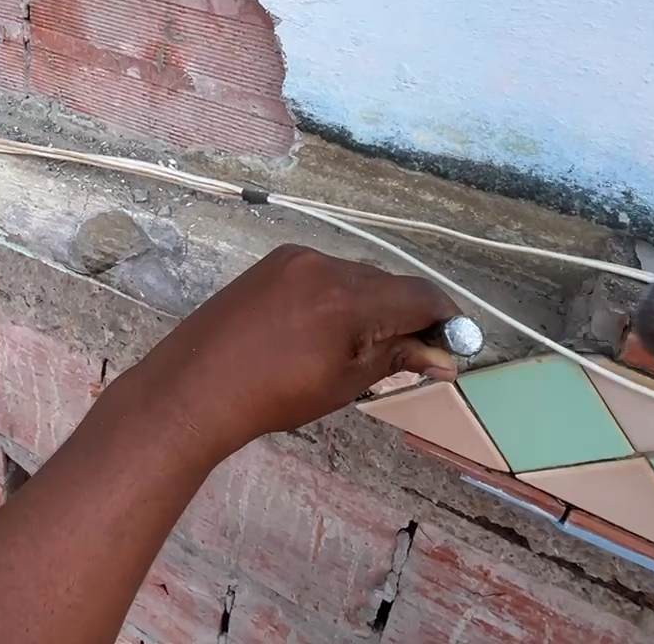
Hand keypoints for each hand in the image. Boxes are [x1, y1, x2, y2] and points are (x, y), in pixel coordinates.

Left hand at [116, 244, 461, 459]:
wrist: (197, 384)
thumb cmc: (274, 396)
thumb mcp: (344, 383)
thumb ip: (396, 358)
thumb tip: (445, 358)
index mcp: (346, 297)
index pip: (418, 294)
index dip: (445, 317)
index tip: (455, 341)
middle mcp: (323, 263)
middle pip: (386, 282)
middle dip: (407, 313)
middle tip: (415, 350)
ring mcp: (295, 257)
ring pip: (355, 275)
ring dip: (371, 302)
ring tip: (364, 342)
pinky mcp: (275, 260)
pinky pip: (324, 271)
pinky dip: (339, 293)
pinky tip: (327, 324)